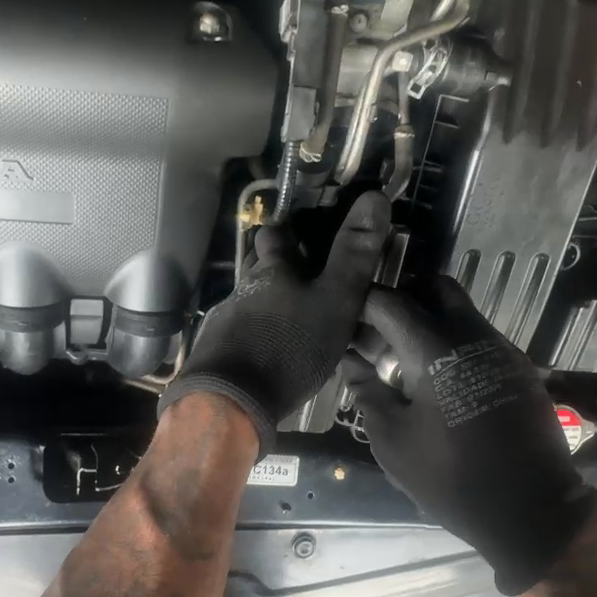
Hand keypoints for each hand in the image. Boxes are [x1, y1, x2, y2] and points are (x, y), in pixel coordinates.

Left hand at [160, 192, 390, 452]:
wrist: (231, 400)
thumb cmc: (289, 344)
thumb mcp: (335, 300)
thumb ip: (354, 254)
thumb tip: (375, 195)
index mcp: (273, 268)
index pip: (276, 233)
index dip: (289, 230)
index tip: (307, 234)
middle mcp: (246, 286)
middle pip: (260, 267)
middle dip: (280, 269)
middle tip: (309, 280)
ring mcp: (229, 320)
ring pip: (253, 300)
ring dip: (271, 305)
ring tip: (299, 317)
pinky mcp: (221, 351)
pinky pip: (246, 332)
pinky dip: (261, 335)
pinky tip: (278, 350)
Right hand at [340, 275, 596, 594]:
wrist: (530, 509)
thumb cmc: (450, 477)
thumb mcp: (392, 440)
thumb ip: (367, 390)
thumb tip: (350, 359)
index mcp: (434, 349)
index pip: (390, 300)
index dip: (362, 303)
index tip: (346, 321)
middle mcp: (472, 335)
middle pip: (435, 286)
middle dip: (404, 298)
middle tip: (381, 332)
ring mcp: (502, 349)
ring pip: (461, 311)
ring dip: (430, 321)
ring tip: (407, 362)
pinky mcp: (519, 368)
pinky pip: (480, 337)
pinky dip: (454, 343)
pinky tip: (440, 382)